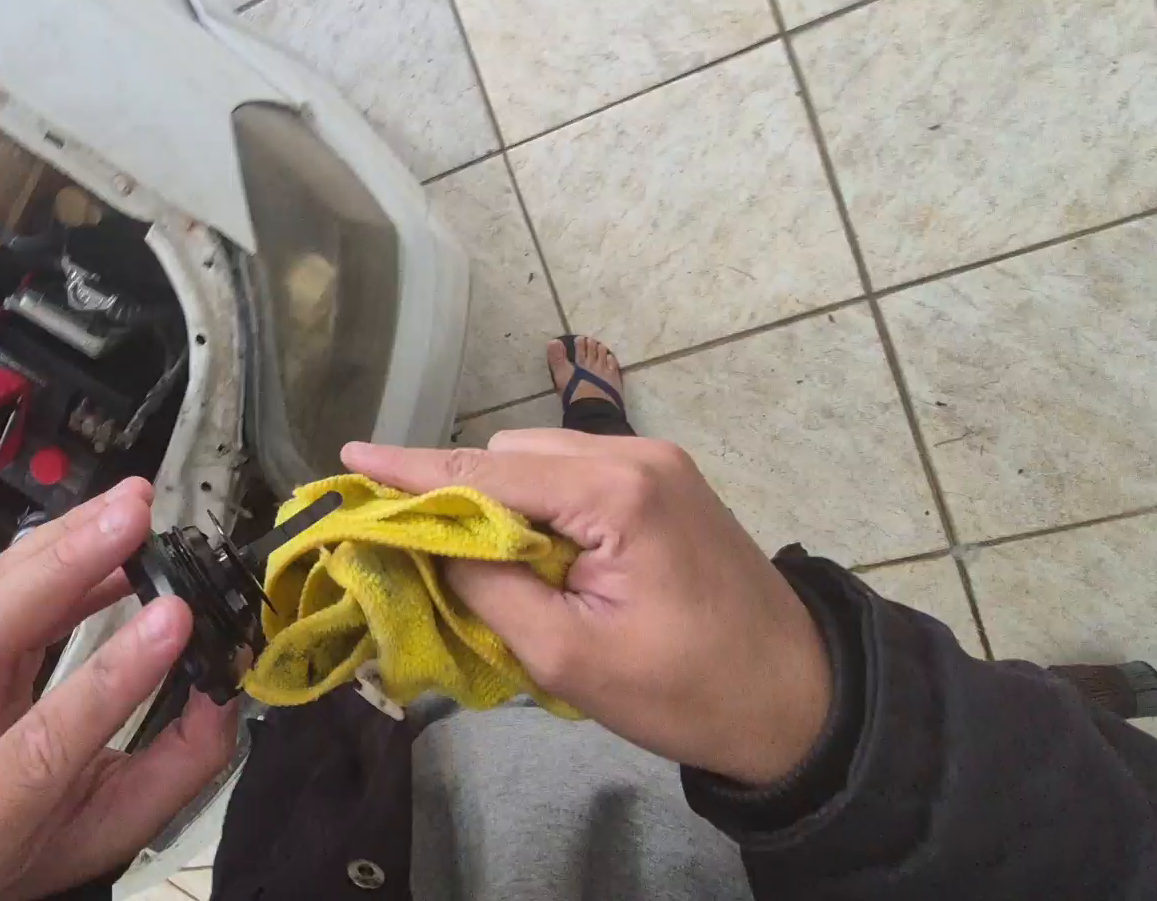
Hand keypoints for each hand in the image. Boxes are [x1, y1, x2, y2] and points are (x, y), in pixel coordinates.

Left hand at [0, 478, 238, 900]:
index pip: (39, 748)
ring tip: (130, 504)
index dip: (111, 676)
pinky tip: (105, 531)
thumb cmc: (40, 849)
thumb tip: (225, 679)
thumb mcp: (116, 831)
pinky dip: (53, 549)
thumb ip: (179, 764)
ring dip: (62, 539)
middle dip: (65, 567)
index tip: (178, 613)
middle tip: (136, 515)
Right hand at [342, 431, 829, 786]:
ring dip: (501, 499)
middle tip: (438, 551)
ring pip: (535, 456)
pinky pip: (568, 470)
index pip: (485, 469)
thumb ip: (486, 587)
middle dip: (461, 493)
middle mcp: (632, 454)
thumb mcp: (568, 659)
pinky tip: (542, 547)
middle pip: (508, 452)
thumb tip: (431, 540)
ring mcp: (651, 459)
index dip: (410, 467)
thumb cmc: (687, 692)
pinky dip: (536, 501)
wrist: (805, 704)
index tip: (351, 456)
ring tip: (502, 562)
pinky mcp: (660, 477)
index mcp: (615, 492)